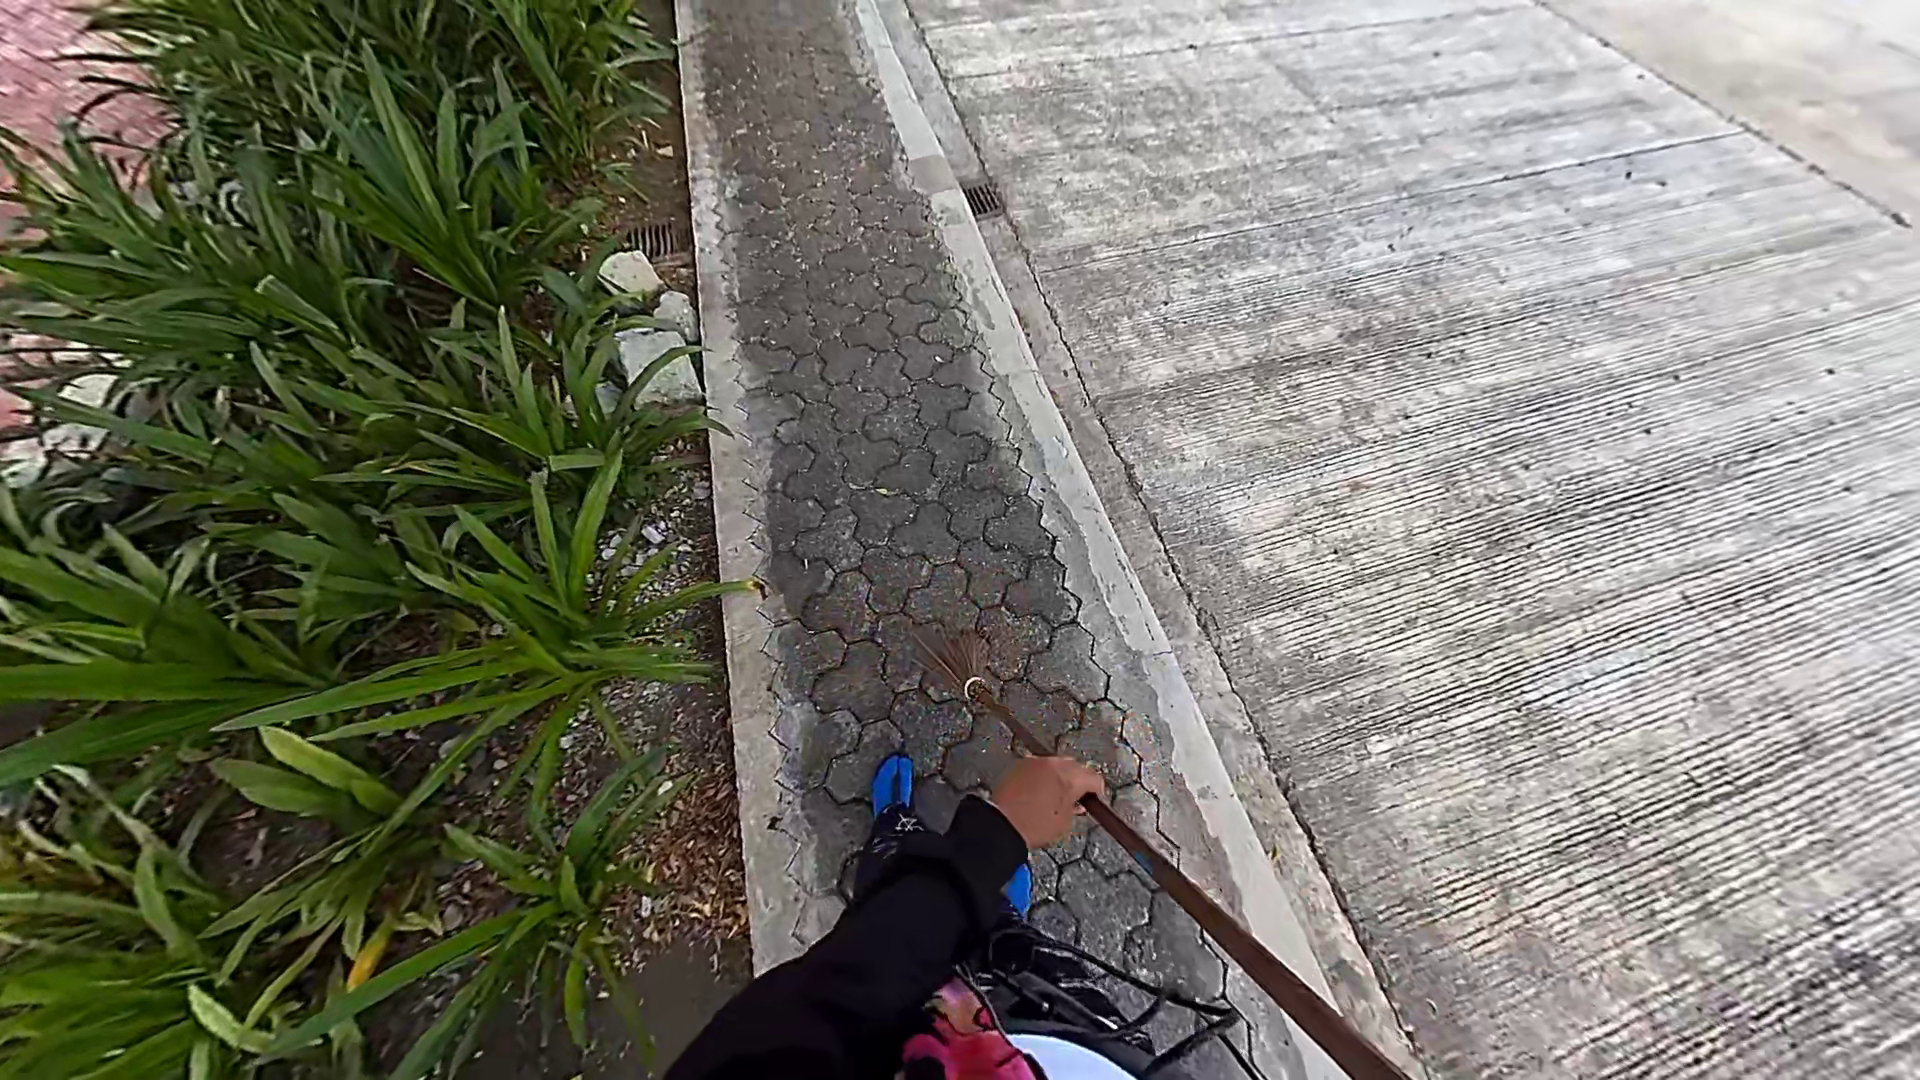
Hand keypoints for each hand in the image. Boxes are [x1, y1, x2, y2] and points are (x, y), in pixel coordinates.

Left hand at [989, 756, 1105, 848]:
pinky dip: (1042, 775)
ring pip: (1055, 764)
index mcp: (1070, 777)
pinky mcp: (1021, 764)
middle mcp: (1054, 764)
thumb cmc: (1035, 825)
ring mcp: (1036, 761)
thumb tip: (1076, 802)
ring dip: (1059, 776)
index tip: (1095, 799)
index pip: (1093, 778)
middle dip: (1077, 780)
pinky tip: (1039, 790)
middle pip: (1074, 767)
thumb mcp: (1065, 822)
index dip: (1097, 791)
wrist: (1003, 823)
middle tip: (1076, 797)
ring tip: (1055, 794)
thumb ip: (1074, 807)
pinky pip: (1038, 766)